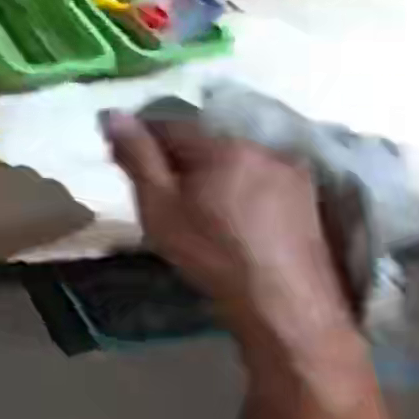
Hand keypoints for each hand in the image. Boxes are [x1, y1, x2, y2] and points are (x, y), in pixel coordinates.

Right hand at [100, 111, 354, 352]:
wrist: (284, 305)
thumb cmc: (209, 250)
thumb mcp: (157, 201)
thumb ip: (136, 154)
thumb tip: (113, 114)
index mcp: (225, 147)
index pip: (167, 124)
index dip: (137, 142)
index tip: (121, 166)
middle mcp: (265, 150)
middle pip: (200, 139)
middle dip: (170, 156)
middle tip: (151, 188)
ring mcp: (292, 173)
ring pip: (226, 157)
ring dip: (200, 170)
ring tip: (183, 202)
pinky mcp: (306, 196)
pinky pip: (252, 174)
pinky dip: (227, 182)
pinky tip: (218, 212)